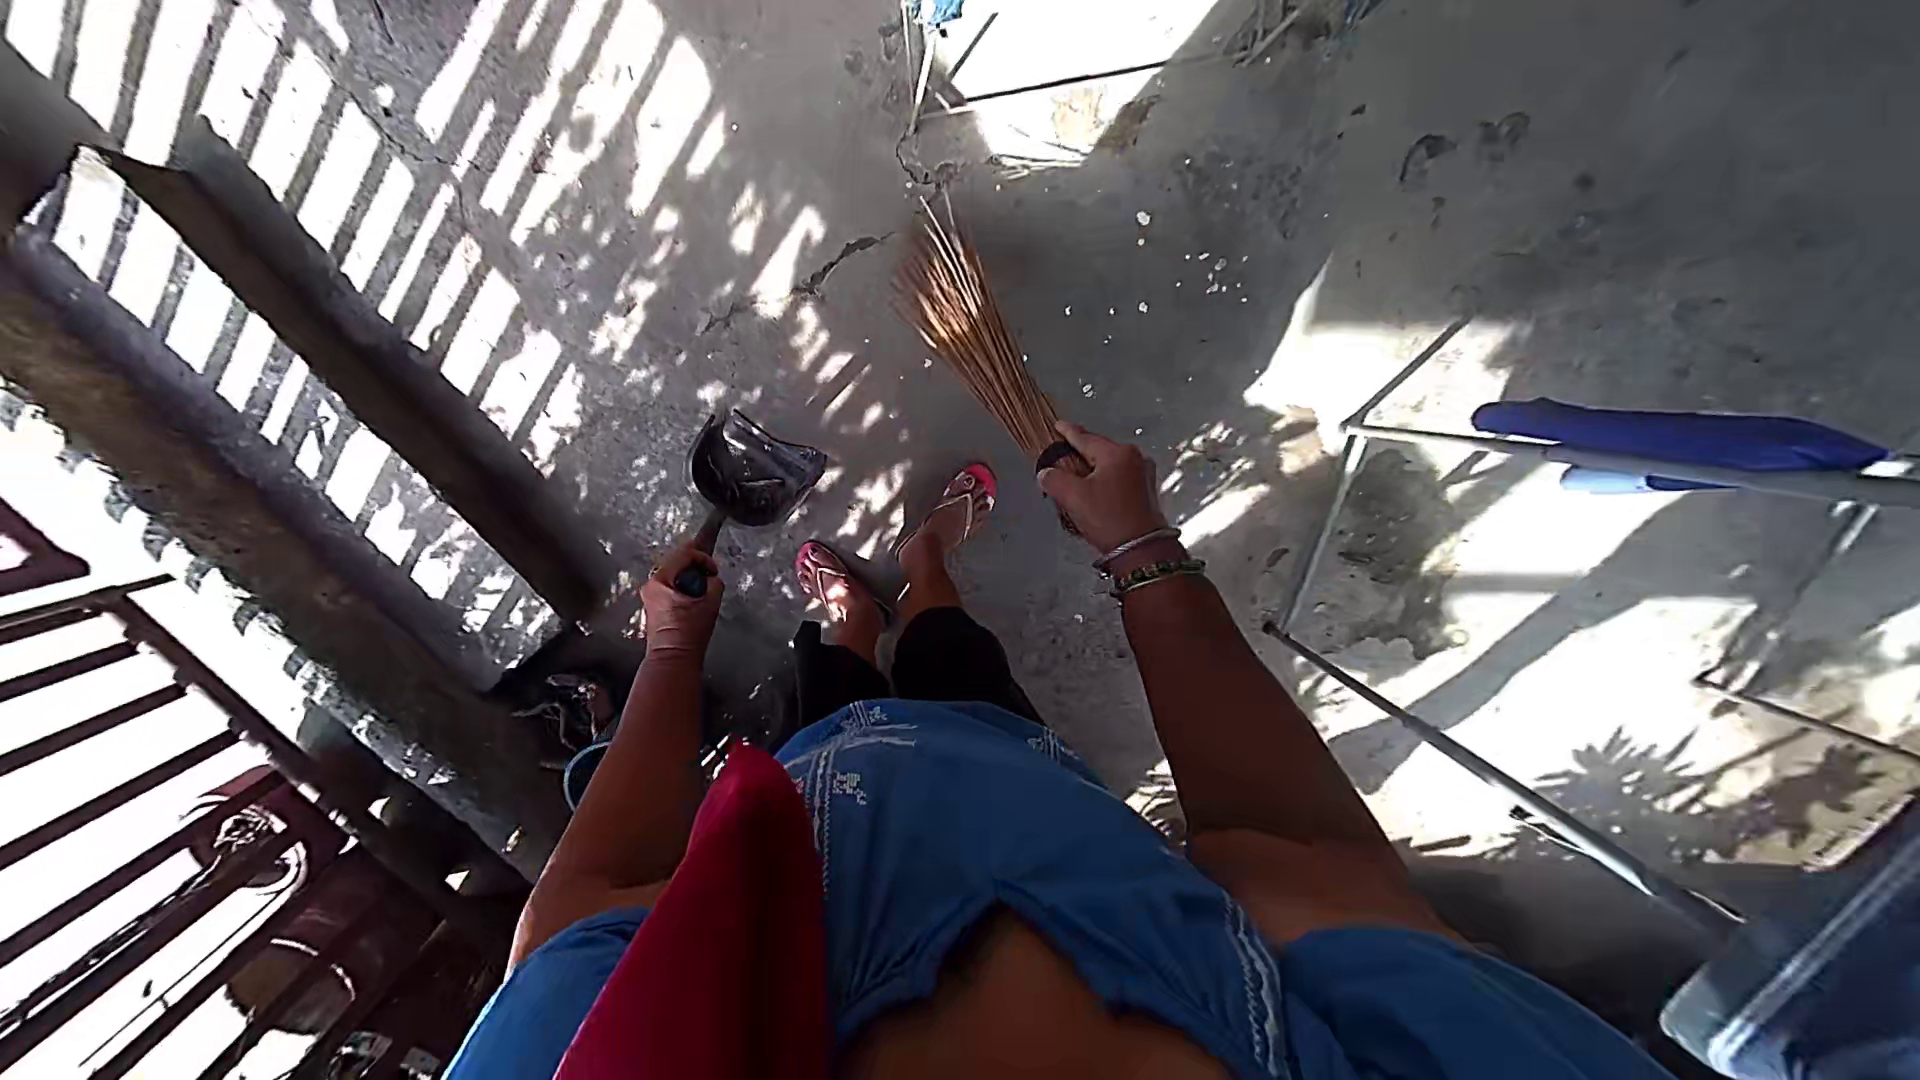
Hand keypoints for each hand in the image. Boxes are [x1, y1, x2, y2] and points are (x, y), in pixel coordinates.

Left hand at [640, 540, 722, 658]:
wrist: (673, 657)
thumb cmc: (688, 633)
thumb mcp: (710, 603)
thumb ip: (714, 582)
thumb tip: (711, 578)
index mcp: (661, 581)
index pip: (684, 554)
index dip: (703, 558)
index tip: (714, 570)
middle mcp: (651, 585)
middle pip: (676, 561)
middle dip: (696, 566)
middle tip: (710, 575)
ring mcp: (650, 594)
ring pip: (673, 573)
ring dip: (689, 576)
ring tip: (703, 587)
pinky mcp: (654, 603)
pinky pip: (670, 585)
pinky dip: (683, 585)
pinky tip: (693, 597)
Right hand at [1037, 421, 1170, 553]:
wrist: (1140, 549)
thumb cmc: (1112, 521)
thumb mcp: (1072, 496)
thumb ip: (1053, 479)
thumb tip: (1046, 474)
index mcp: (1117, 453)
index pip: (1085, 437)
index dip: (1067, 432)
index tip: (1059, 427)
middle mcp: (1134, 459)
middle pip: (1098, 451)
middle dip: (1078, 457)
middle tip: (1061, 462)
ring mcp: (1143, 475)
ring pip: (1108, 466)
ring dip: (1091, 473)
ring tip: (1075, 487)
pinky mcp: (1145, 492)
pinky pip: (1118, 479)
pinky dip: (1103, 484)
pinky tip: (1094, 498)